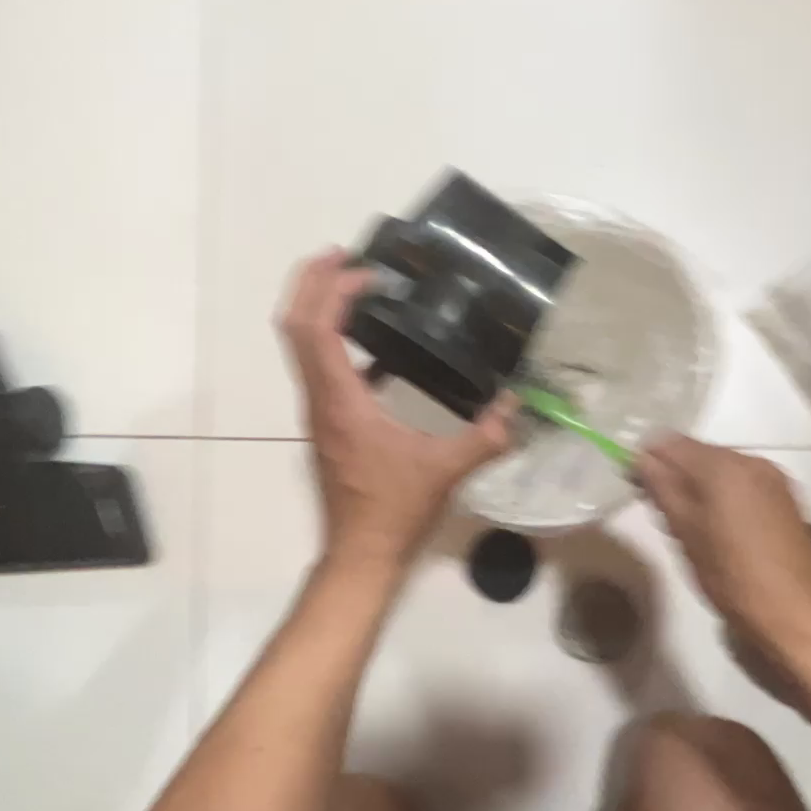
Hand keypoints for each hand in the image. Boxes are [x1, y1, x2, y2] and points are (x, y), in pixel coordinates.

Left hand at [278, 250, 514, 569]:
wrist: (360, 555)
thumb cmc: (394, 511)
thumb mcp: (445, 471)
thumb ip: (485, 437)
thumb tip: (516, 406)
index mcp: (340, 402)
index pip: (315, 329)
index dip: (333, 290)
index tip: (367, 271)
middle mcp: (319, 400)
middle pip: (294, 326)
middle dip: (311, 283)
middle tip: (344, 255)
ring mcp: (319, 414)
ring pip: (301, 347)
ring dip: (319, 309)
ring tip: (355, 287)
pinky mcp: (328, 427)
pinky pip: (320, 369)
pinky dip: (335, 343)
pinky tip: (378, 351)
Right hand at [637, 436, 810, 654]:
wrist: (796, 616)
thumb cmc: (732, 579)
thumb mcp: (686, 536)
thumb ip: (662, 490)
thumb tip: (642, 458)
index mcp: (724, 466)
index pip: (670, 442)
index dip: (647, 459)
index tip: (633, 485)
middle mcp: (752, 461)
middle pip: (699, 452)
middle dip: (675, 474)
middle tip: (660, 511)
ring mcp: (775, 479)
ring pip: (722, 468)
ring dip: (700, 486)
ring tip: (690, 525)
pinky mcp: (787, 499)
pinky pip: (744, 484)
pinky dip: (725, 495)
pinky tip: (720, 528)